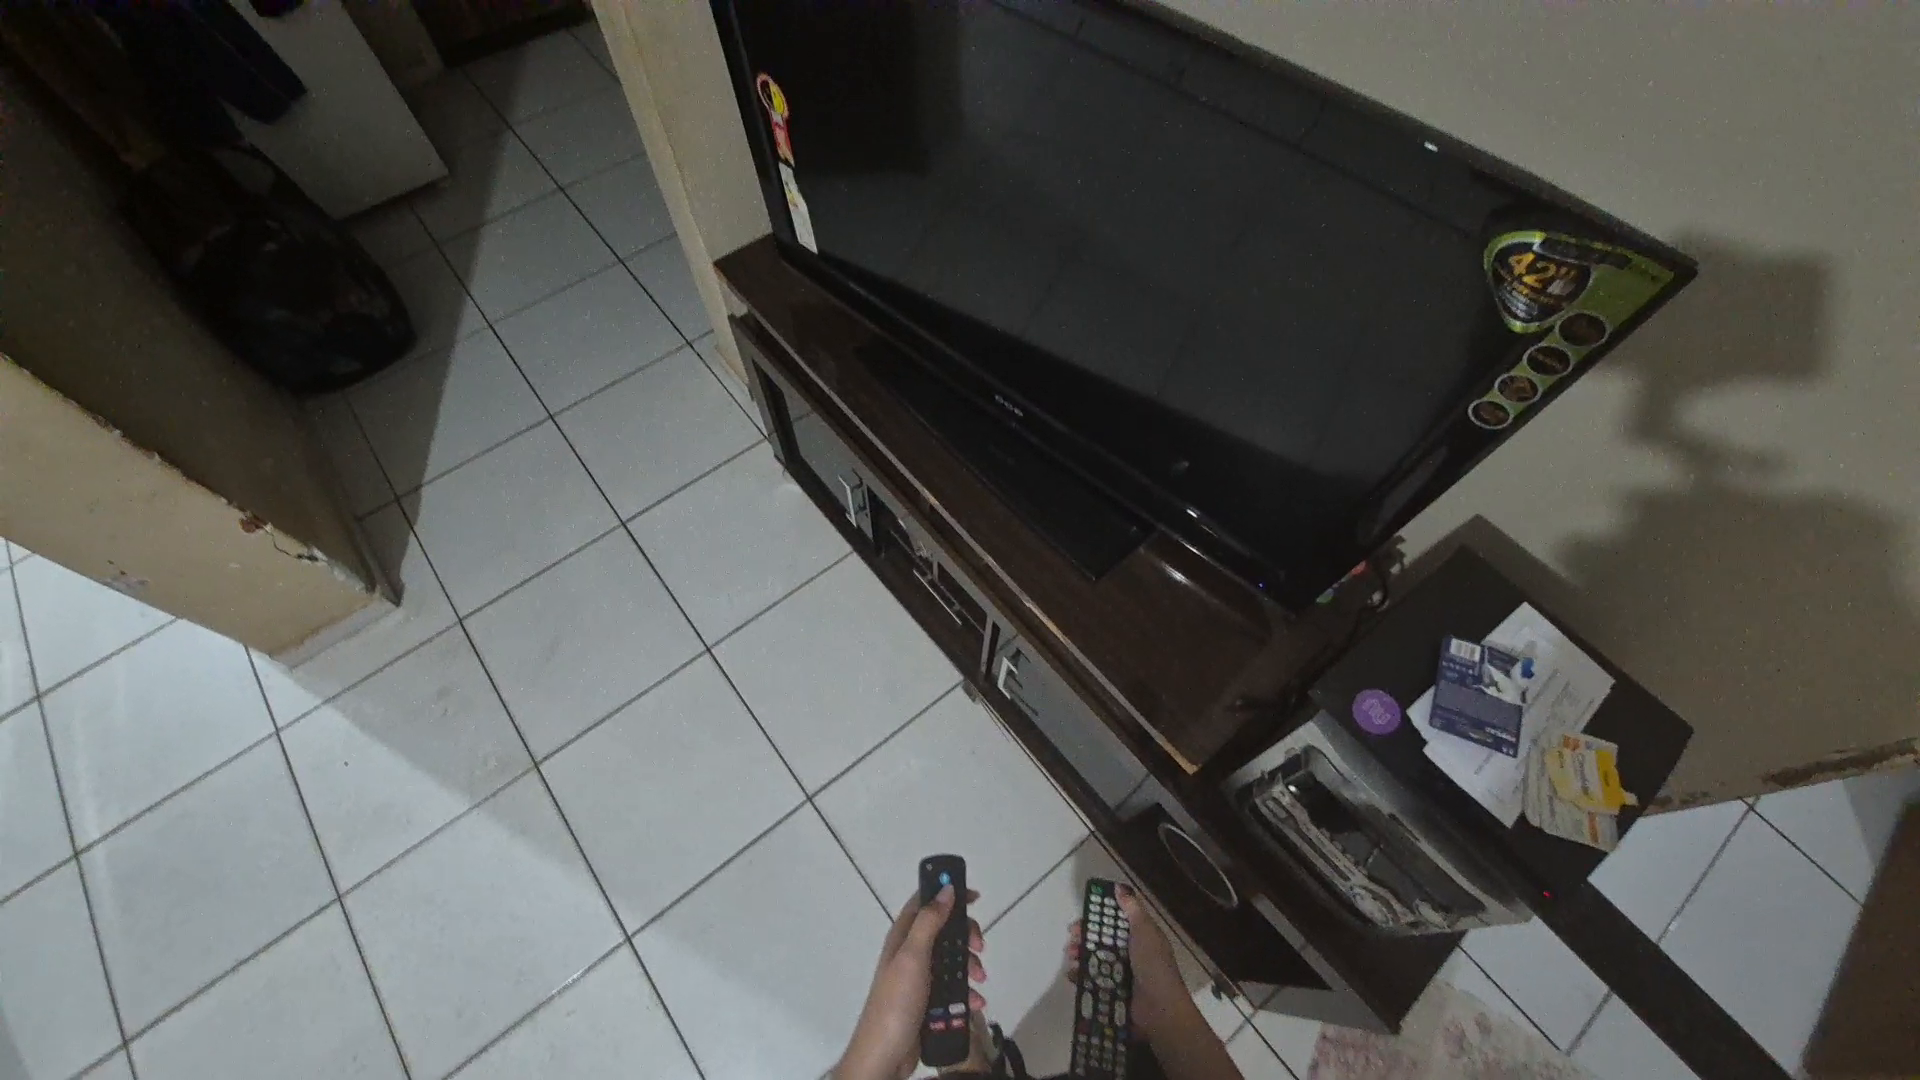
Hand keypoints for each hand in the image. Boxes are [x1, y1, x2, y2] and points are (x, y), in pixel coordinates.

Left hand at [835, 885, 985, 1079]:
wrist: (884, 1056)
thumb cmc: (896, 1002)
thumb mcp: (913, 957)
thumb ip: (929, 921)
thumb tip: (946, 888)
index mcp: (904, 935)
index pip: (926, 901)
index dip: (948, 893)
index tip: (974, 896)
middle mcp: (912, 952)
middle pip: (945, 930)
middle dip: (965, 936)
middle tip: (979, 947)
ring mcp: (920, 978)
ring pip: (952, 960)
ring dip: (969, 967)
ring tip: (979, 980)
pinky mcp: (928, 1001)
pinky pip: (952, 989)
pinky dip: (966, 993)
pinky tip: (975, 1002)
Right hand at [1064, 884, 1194, 1042]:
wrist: (1159, 1010)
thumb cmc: (1152, 965)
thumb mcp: (1145, 931)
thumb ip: (1132, 910)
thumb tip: (1119, 887)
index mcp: (1139, 937)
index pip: (1115, 922)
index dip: (1098, 917)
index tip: (1082, 915)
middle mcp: (1129, 954)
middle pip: (1102, 940)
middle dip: (1084, 936)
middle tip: (1071, 937)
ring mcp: (1120, 974)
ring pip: (1094, 959)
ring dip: (1080, 954)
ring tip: (1070, 955)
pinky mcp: (1112, 993)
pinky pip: (1092, 981)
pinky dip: (1080, 976)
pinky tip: (1072, 973)